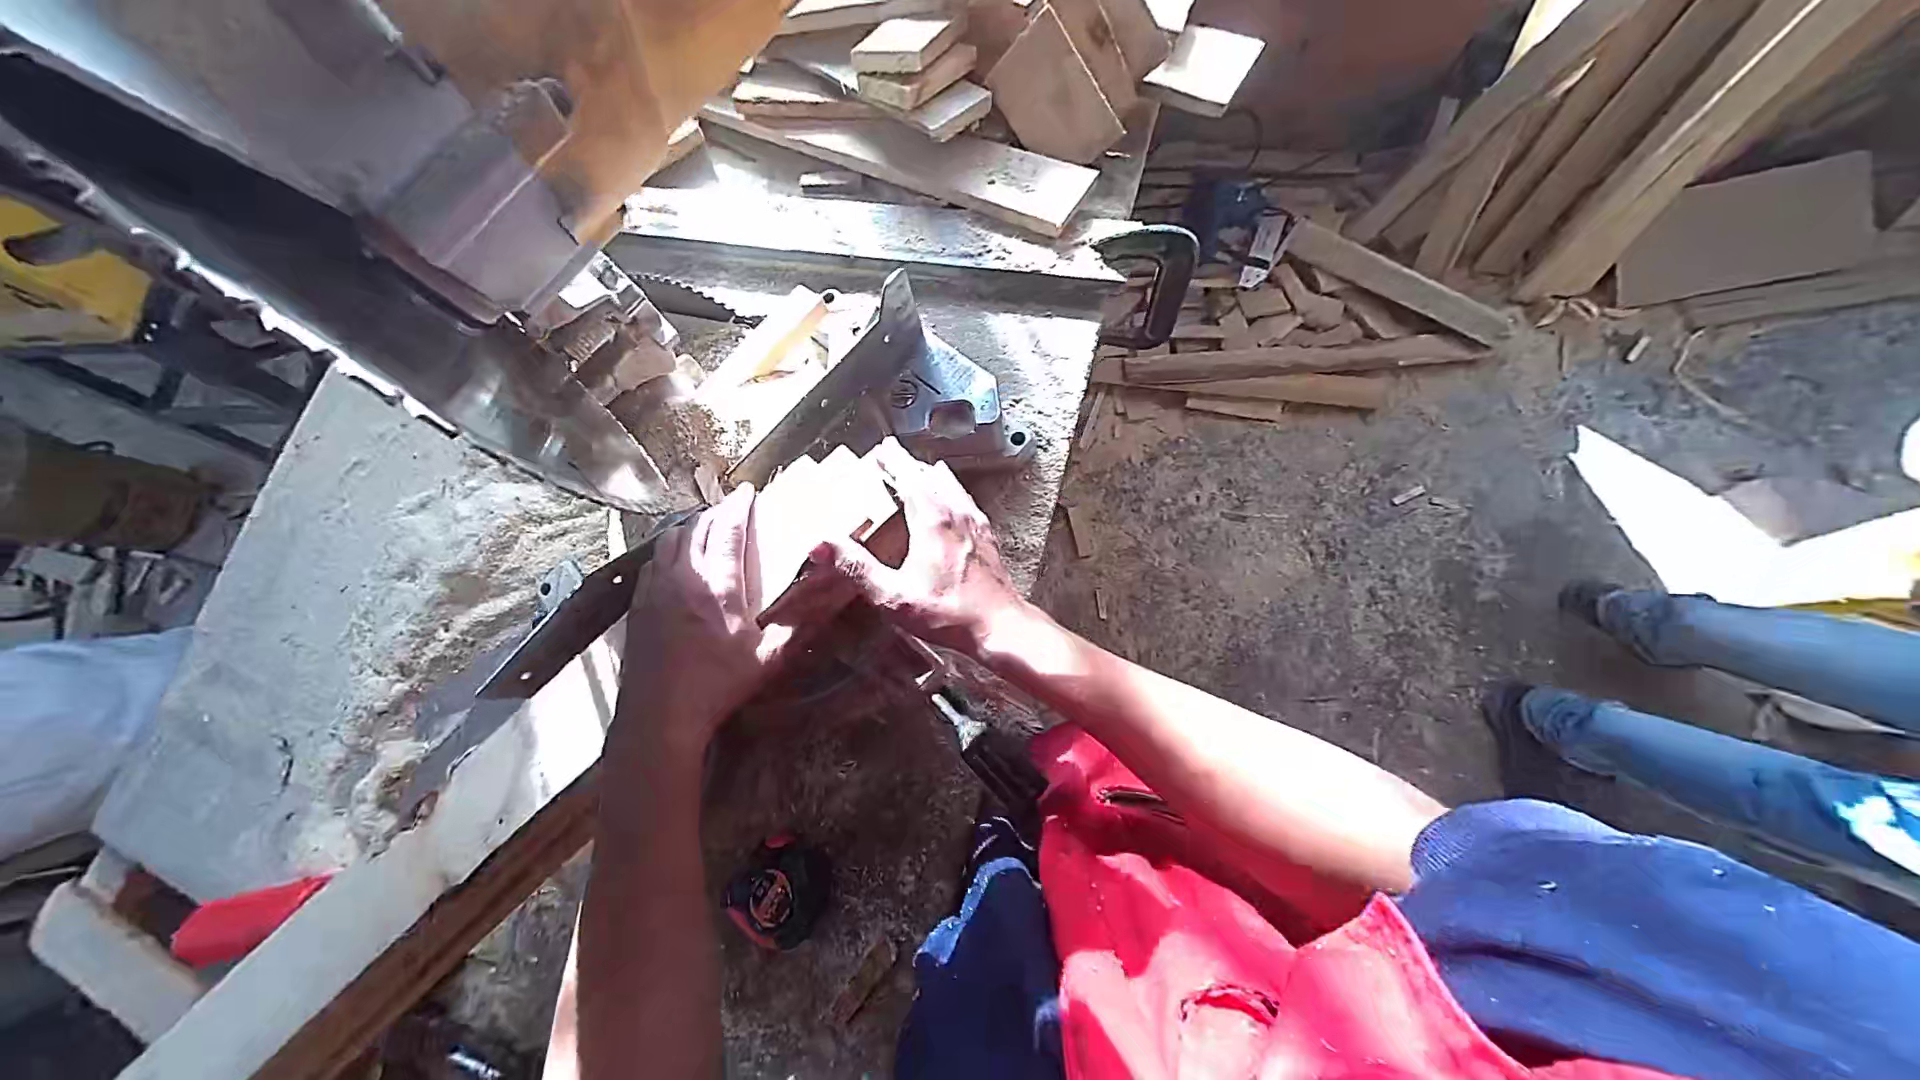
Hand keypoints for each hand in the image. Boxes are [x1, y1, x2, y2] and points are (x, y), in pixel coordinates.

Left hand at [617, 484, 805, 758]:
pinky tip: (674, 559)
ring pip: (670, 541)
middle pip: (697, 528)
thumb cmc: (719, 686)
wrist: (660, 716)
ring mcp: (655, 591)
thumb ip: (801, 624)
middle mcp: (684, 579)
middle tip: (731, 507)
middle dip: (716, 512)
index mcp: (719, 587)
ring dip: (689, 527)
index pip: (728, 530)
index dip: (739, 506)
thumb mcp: (770, 658)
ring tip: (704, 525)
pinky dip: (668, 549)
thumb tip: (836, 596)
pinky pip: (653, 562)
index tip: (748, 491)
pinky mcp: (638, 606)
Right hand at [788, 439, 1036, 657]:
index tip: (882, 448)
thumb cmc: (950, 614)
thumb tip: (821, 545)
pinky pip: (968, 503)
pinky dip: (955, 493)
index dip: (893, 460)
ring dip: (934, 476)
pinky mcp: (987, 539)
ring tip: (923, 470)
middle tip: (894, 458)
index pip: (909, 476)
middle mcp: (956, 514)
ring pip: (952, 487)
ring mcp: (975, 525)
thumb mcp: (893, 595)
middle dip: (910, 464)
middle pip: (931, 477)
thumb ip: (857, 569)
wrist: (1000, 626)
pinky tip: (957, 502)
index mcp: (932, 520)